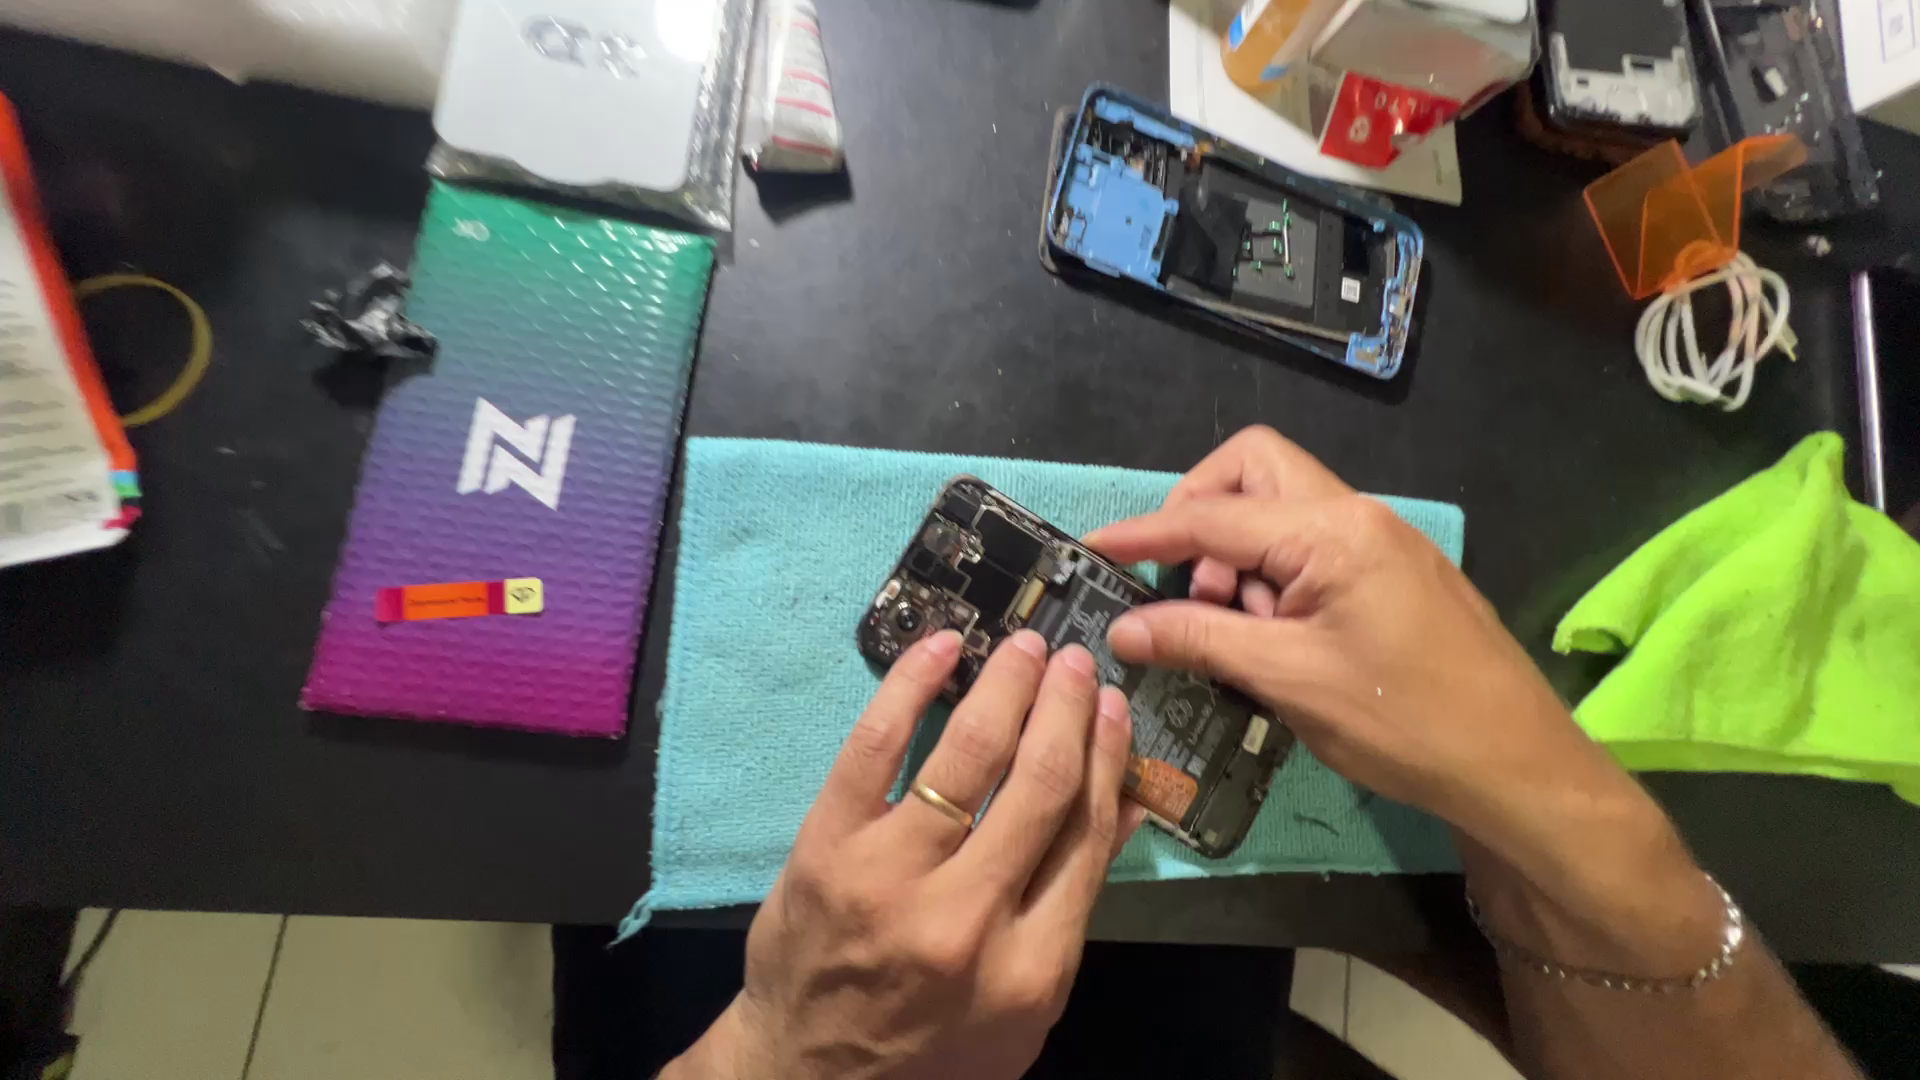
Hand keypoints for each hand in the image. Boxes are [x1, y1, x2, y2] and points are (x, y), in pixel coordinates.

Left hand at [666, 629, 1142, 1079]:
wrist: (809, 1074)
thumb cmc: (933, 1042)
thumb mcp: (1025, 1001)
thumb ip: (1073, 899)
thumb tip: (1128, 799)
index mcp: (1032, 964)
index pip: (1088, 832)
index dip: (1108, 755)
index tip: (1113, 705)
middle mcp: (968, 916)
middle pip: (1040, 781)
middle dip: (1066, 706)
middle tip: (1076, 659)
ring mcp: (892, 874)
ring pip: (968, 753)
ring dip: (1006, 685)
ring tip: (1025, 646)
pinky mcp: (828, 844)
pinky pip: (875, 744)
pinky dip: (911, 685)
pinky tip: (940, 646)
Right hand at [1084, 427, 1655, 880]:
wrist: (1522, 771)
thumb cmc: (1406, 723)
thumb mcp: (1286, 679)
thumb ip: (1197, 639)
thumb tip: (1120, 628)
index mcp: (1332, 532)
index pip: (1214, 515)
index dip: (1146, 532)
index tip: (1094, 547)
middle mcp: (1354, 515)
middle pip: (1252, 469)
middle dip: (1200, 512)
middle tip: (1182, 580)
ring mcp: (1374, 540)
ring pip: (1275, 508)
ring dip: (1234, 555)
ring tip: (1230, 627)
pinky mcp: (1382, 570)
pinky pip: (1302, 546)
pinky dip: (1266, 577)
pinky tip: (1267, 635)